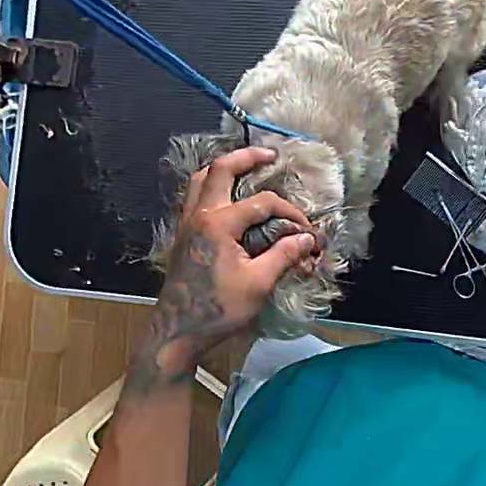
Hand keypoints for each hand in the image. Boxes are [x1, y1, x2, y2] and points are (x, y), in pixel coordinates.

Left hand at [135, 147, 321, 387]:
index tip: (307, 231)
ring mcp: (186, 224)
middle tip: (269, 154)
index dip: (289, 213)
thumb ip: (283, 255)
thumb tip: (307, 239)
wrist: (178, 331)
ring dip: (223, 169)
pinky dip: (209, 188)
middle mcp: (199, 215)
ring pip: (200, 180)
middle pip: (220, 170)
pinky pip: (193, 198)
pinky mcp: (182, 235)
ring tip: (243, 168)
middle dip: (246, 157)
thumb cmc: (219, 308)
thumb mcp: (259, 283)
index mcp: (218, 223)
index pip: (262, 203)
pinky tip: (224, 198)